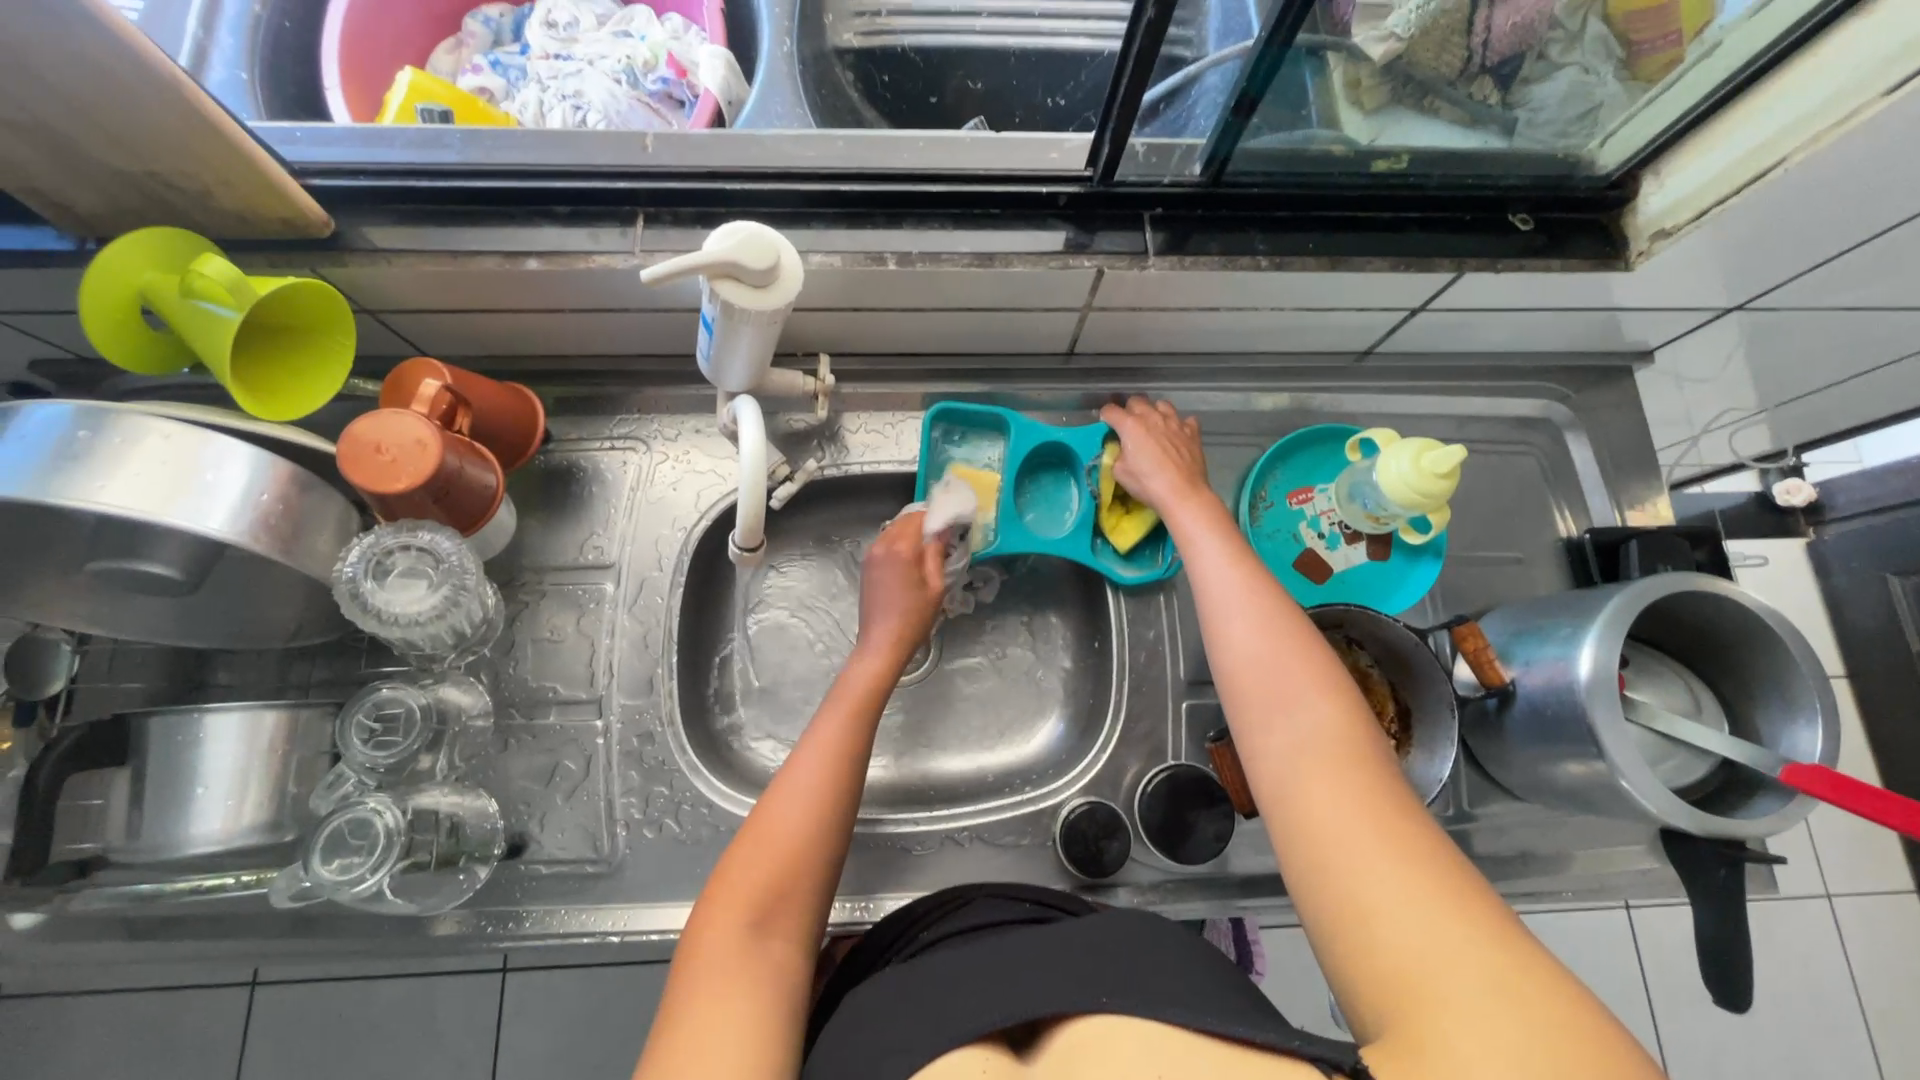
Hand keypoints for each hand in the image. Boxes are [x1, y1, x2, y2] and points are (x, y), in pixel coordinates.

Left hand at [856, 510, 948, 665]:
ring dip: (910, 532)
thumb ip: (937, 553)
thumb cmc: (914, 618)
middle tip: (941, 537)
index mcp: (902, 548)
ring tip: (926, 548)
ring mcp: (871, 554)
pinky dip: (898, 542)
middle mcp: (882, 544)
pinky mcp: (866, 564)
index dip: (936, 517)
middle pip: (904, 520)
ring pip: (893, 529)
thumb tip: (943, 530)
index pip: (920, 517)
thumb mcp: (936, 586)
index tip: (950, 526)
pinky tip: (910, 559)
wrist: (882, 643)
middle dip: (923, 523)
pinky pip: (884, 542)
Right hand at [1099, 397, 1218, 524]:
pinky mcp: (1192, 431)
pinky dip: (1180, 424)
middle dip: (1129, 410)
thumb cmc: (1146, 483)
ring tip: (1154, 424)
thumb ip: (1116, 454)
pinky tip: (1177, 434)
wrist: (1182, 493)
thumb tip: (1119, 449)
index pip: (1110, 410)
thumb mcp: (1119, 472)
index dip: (1105, 416)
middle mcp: (1152, 417)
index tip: (1106, 425)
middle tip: (1129, 425)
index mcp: (1130, 425)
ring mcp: (1175, 421)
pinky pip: (1185, 419)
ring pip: (1162, 404)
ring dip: (1154, 411)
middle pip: (1136, 401)